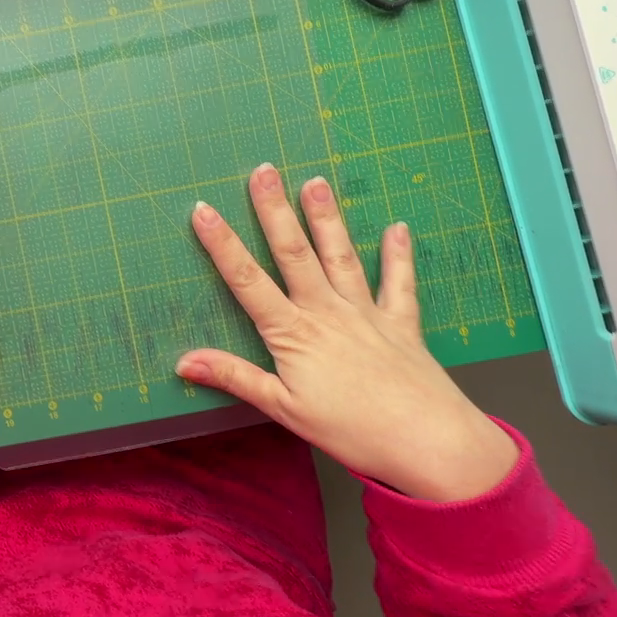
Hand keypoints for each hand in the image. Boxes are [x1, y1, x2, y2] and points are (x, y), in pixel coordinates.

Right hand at [178, 164, 517, 501]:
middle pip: (293, 253)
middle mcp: (326, 313)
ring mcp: (365, 315)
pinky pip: (398, 285)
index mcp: (292, 334)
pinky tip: (397, 229)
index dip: (222, 244)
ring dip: (326, 218)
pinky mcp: (400, 326)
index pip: (247, 280)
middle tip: (264, 171)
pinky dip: (399, 256)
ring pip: (340, 257)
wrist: (432, 445)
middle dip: (274, 210)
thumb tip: (184, 361)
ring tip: (315, 181)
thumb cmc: (352, 430)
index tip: (203, 210)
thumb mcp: (283, 408)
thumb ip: (234, 377)